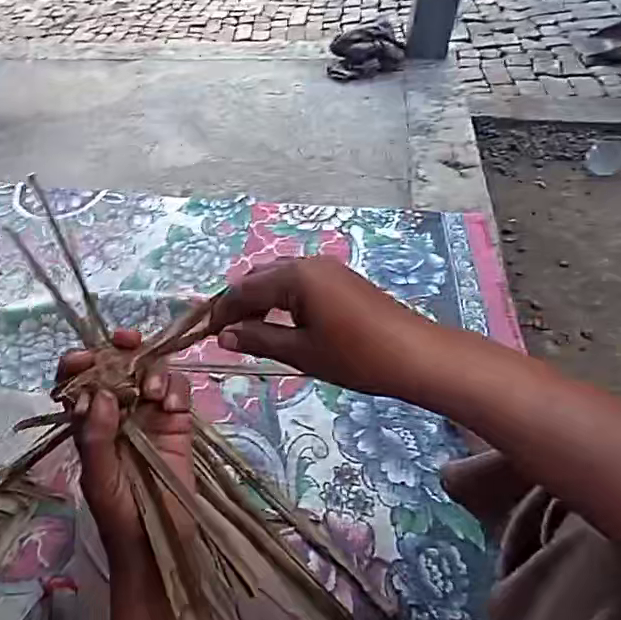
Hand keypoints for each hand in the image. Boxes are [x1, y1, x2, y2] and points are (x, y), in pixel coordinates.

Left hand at [62, 330, 194, 552]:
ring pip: (149, 371)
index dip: (79, 362)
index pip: (78, 380)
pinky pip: (177, 390)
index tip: (85, 357)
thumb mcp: (97, 478)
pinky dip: (174, 388)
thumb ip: (95, 437)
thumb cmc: (118, 512)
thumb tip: (100, 394)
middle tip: (127, 341)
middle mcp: (118, 409)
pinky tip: (171, 406)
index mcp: (90, 419)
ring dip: (150, 369)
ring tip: (152, 393)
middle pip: (117, 365)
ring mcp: (149, 412)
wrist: (157, 542)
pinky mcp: (177, 419)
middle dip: (120, 348)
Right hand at [208, 257, 445, 398]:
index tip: (205, 333)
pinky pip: (298, 281)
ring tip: (250, 330)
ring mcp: (326, 268)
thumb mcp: (301, 352)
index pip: (244, 290)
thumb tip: (224, 336)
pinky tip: (280, 321)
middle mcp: (307, 263)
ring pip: (279, 277)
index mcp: (294, 276)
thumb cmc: (355, 356)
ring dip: (260, 299)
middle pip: (259, 278)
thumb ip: (258, 340)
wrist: (415, 355)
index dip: (222, 312)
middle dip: (239, 303)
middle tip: (226, 333)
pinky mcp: (340, 278)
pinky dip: (281, 298)